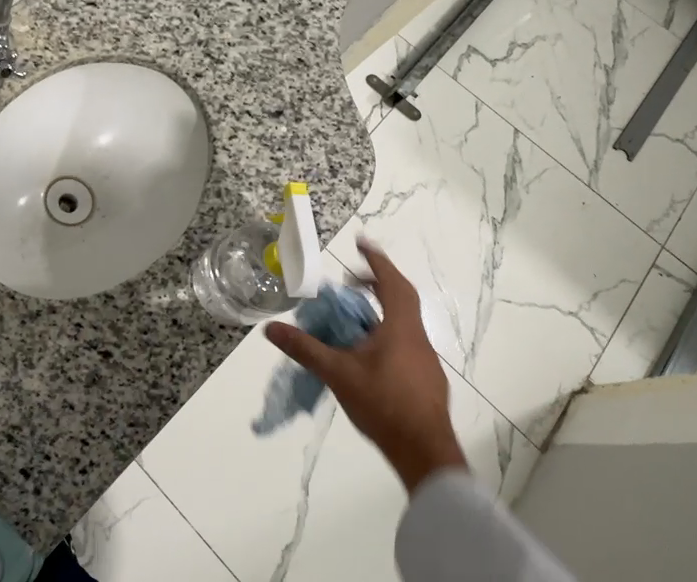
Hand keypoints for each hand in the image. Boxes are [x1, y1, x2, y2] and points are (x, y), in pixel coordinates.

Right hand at [263, 238, 465, 491]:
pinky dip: (384, 334)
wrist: (425, 453)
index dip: (376, 261)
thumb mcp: (337, 374)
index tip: (361, 243)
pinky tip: (367, 353)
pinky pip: (404, 344)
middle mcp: (416, 338)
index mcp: (400, 329)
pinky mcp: (425, 380)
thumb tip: (270, 329)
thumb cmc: (384, 405)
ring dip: (379, 310)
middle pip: (400, 300)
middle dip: (376, 283)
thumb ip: (305, 349)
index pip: (392, 283)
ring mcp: (425, 361)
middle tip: (350, 279)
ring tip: (352, 316)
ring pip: (403, 324)